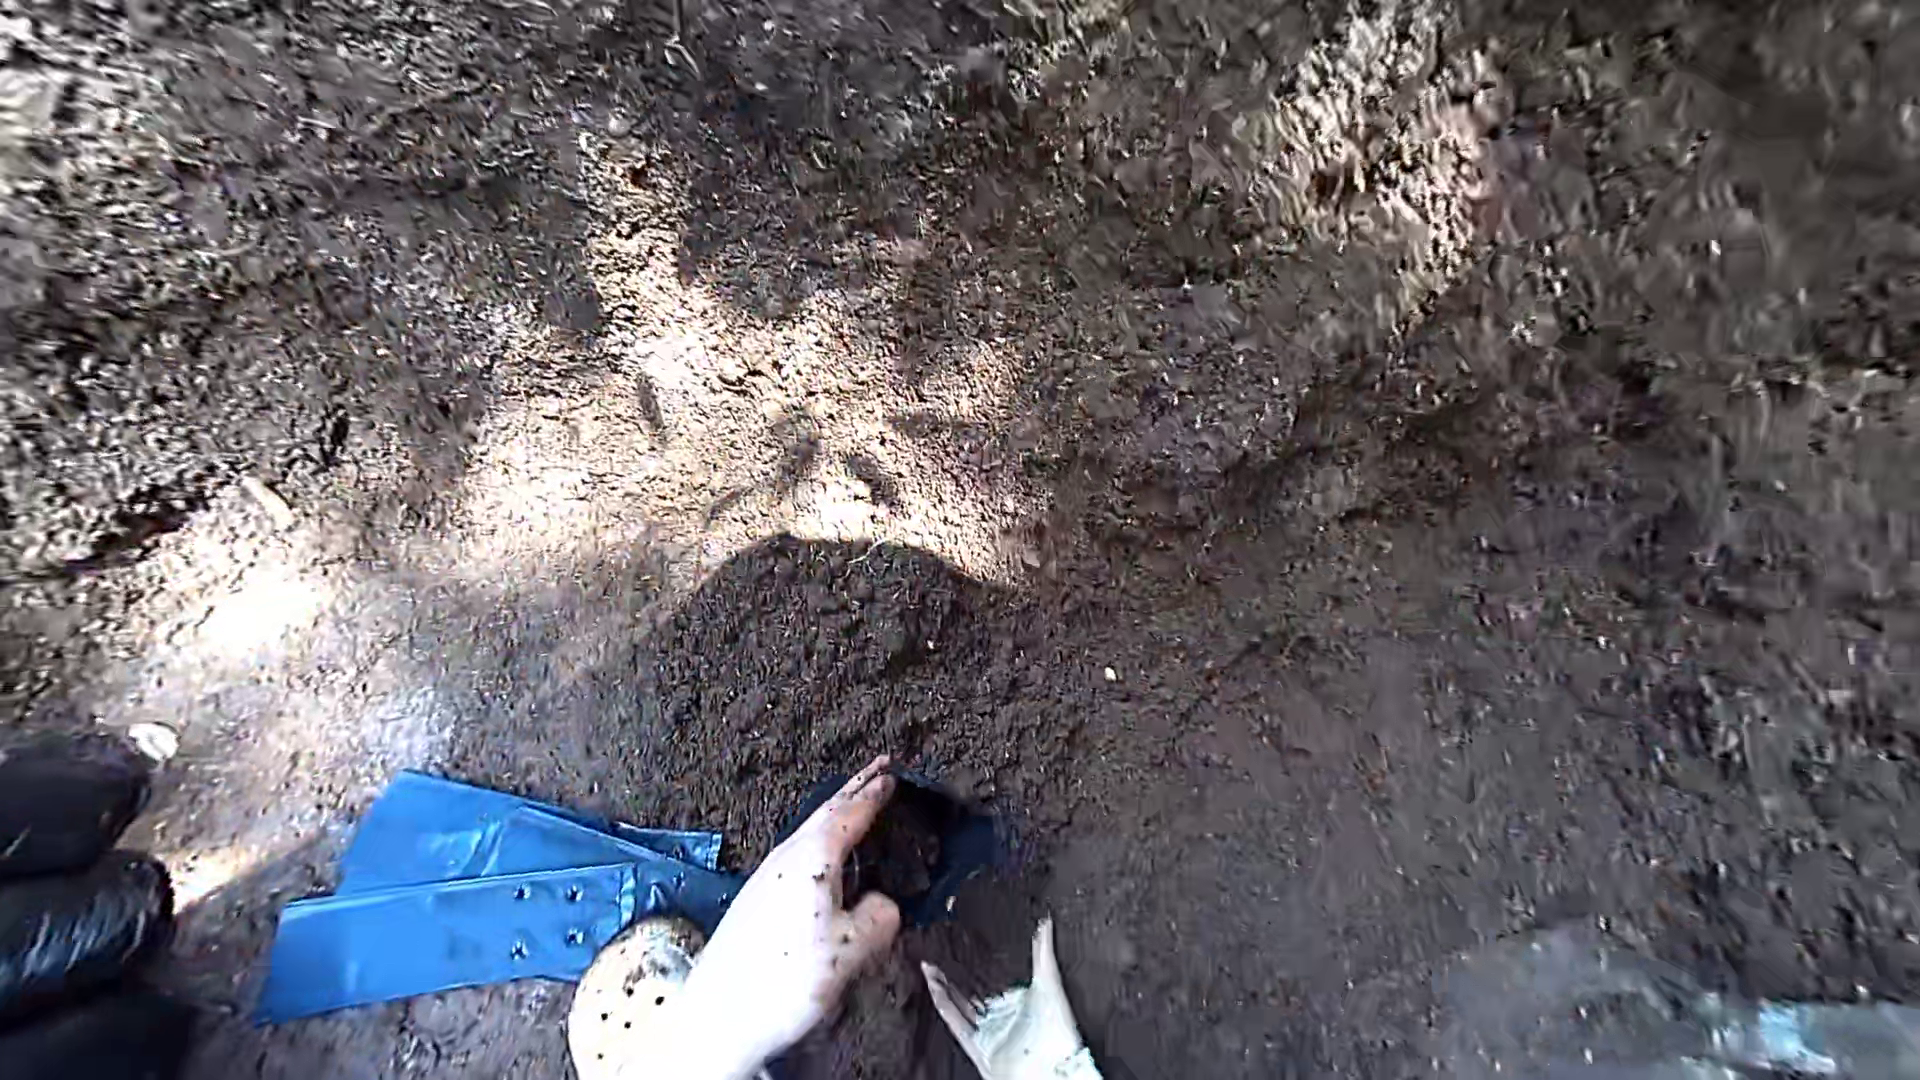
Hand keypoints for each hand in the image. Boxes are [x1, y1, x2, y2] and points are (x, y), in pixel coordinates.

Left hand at [653, 756, 902, 1078]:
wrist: (712, 1017)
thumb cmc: (782, 982)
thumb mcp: (848, 954)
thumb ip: (879, 920)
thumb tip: (883, 904)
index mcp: (815, 855)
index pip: (853, 812)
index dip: (875, 792)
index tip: (893, 774)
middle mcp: (791, 851)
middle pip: (831, 807)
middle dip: (857, 784)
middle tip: (880, 764)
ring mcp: (770, 869)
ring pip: (814, 824)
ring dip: (840, 805)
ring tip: (858, 798)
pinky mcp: (760, 889)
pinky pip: (803, 842)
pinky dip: (825, 830)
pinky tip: (827, 848)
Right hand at [923, 919, 1101, 1079]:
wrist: (1054, 1069)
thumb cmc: (1057, 1029)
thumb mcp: (1049, 982)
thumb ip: (1043, 951)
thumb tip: (1046, 920)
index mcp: (1016, 1001)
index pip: (990, 978)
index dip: (974, 962)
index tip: (961, 943)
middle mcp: (999, 1016)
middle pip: (969, 991)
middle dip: (953, 973)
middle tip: (938, 951)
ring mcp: (987, 1033)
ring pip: (959, 1005)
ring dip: (943, 985)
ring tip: (929, 964)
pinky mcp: (978, 1048)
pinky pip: (956, 1024)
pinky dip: (944, 1005)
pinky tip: (933, 986)